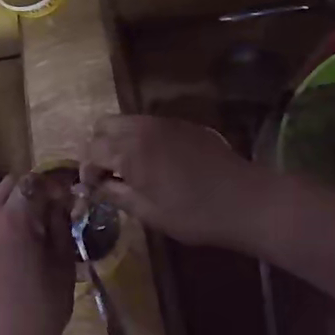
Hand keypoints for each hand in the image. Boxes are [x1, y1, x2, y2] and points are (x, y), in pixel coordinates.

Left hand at [0, 173, 74, 334]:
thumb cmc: (44, 304)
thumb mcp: (63, 262)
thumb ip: (60, 224)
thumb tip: (60, 201)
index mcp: (16, 218)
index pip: (33, 182)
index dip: (53, 183)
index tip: (69, 194)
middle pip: (11, 183)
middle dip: (34, 186)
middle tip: (55, 203)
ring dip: (11, 192)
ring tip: (32, 209)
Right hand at [80, 114, 270, 248]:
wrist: (247, 200)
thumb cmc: (194, 213)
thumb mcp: (148, 212)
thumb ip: (115, 194)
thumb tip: (93, 188)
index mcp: (128, 151)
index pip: (91, 151)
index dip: (87, 171)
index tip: (92, 189)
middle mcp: (140, 128)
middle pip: (103, 126)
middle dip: (98, 148)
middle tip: (107, 173)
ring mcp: (163, 122)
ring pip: (125, 121)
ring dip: (118, 140)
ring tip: (129, 168)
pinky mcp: (182, 124)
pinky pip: (148, 124)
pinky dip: (140, 137)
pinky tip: (154, 162)